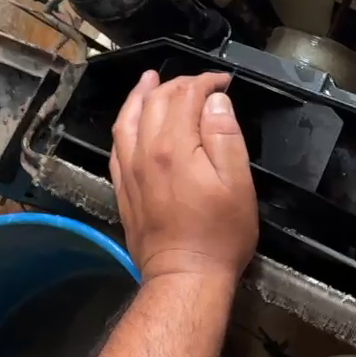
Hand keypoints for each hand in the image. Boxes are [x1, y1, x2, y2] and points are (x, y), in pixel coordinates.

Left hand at [109, 71, 257, 284]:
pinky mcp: (123, 187)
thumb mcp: (238, 183)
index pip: (187, 95)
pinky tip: (133, 119)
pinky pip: (118, 144)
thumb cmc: (220, 233)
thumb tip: (215, 101)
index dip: (206, 81)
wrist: (184, 277)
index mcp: (175, 146)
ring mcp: (130, 170)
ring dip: (141, 95)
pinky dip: (125, 122)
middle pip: (156, 101)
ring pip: (129, 118)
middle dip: (179, 84)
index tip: (224, 81)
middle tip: (201, 83)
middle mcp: (146, 151)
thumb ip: (225, 136)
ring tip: (151, 79)